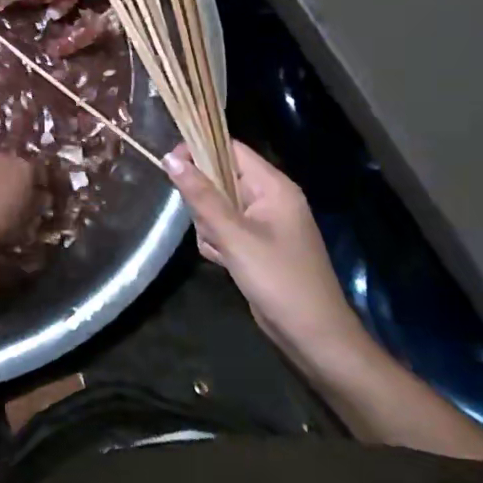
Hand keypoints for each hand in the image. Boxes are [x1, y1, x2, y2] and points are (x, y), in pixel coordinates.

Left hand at [0, 153, 36, 259]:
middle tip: (19, 197)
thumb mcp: (31, 218)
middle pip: (15, 166)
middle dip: (18, 179)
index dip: (41, 185)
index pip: (40, 171)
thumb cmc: (4, 222)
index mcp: (25, 167)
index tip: (40, 198)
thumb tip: (41, 196)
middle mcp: (3, 158)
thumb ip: (39, 203)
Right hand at [165, 141, 369, 365]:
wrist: (312, 334)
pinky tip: (224, 261)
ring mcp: (263, 222)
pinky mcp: (255, 242)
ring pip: (215, 205)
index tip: (171, 166)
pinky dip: (216, 242)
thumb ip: (200, 195)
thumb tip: (169, 157)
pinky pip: (222, 227)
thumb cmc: (278, 278)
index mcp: (274, 187)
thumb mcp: (233, 235)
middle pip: (218, 177)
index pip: (229, 149)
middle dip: (203, 201)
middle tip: (211, 226)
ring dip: (208, 225)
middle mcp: (269, 198)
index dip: (198, 149)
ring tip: (222, 250)